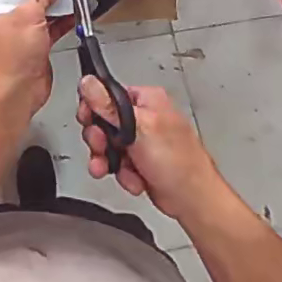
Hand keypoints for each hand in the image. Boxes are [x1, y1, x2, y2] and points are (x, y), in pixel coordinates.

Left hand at [0, 0, 71, 118]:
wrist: (19, 92)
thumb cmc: (10, 60)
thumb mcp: (28, 16)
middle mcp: (8, 24)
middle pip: (29, 0)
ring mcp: (23, 37)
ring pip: (42, 14)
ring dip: (56, 6)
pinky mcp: (37, 48)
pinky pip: (51, 29)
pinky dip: (63, 22)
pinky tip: (73, 14)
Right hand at [78, 77, 232, 223]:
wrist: (192, 199)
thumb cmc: (179, 162)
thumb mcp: (138, 128)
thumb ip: (109, 106)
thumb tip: (88, 82)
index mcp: (146, 99)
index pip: (107, 94)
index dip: (93, 109)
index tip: (89, 122)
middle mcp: (144, 116)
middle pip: (103, 121)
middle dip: (101, 141)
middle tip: (104, 148)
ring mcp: (142, 139)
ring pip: (108, 145)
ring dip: (109, 161)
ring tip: (119, 168)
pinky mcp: (140, 159)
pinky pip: (117, 163)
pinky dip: (123, 173)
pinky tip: (136, 177)